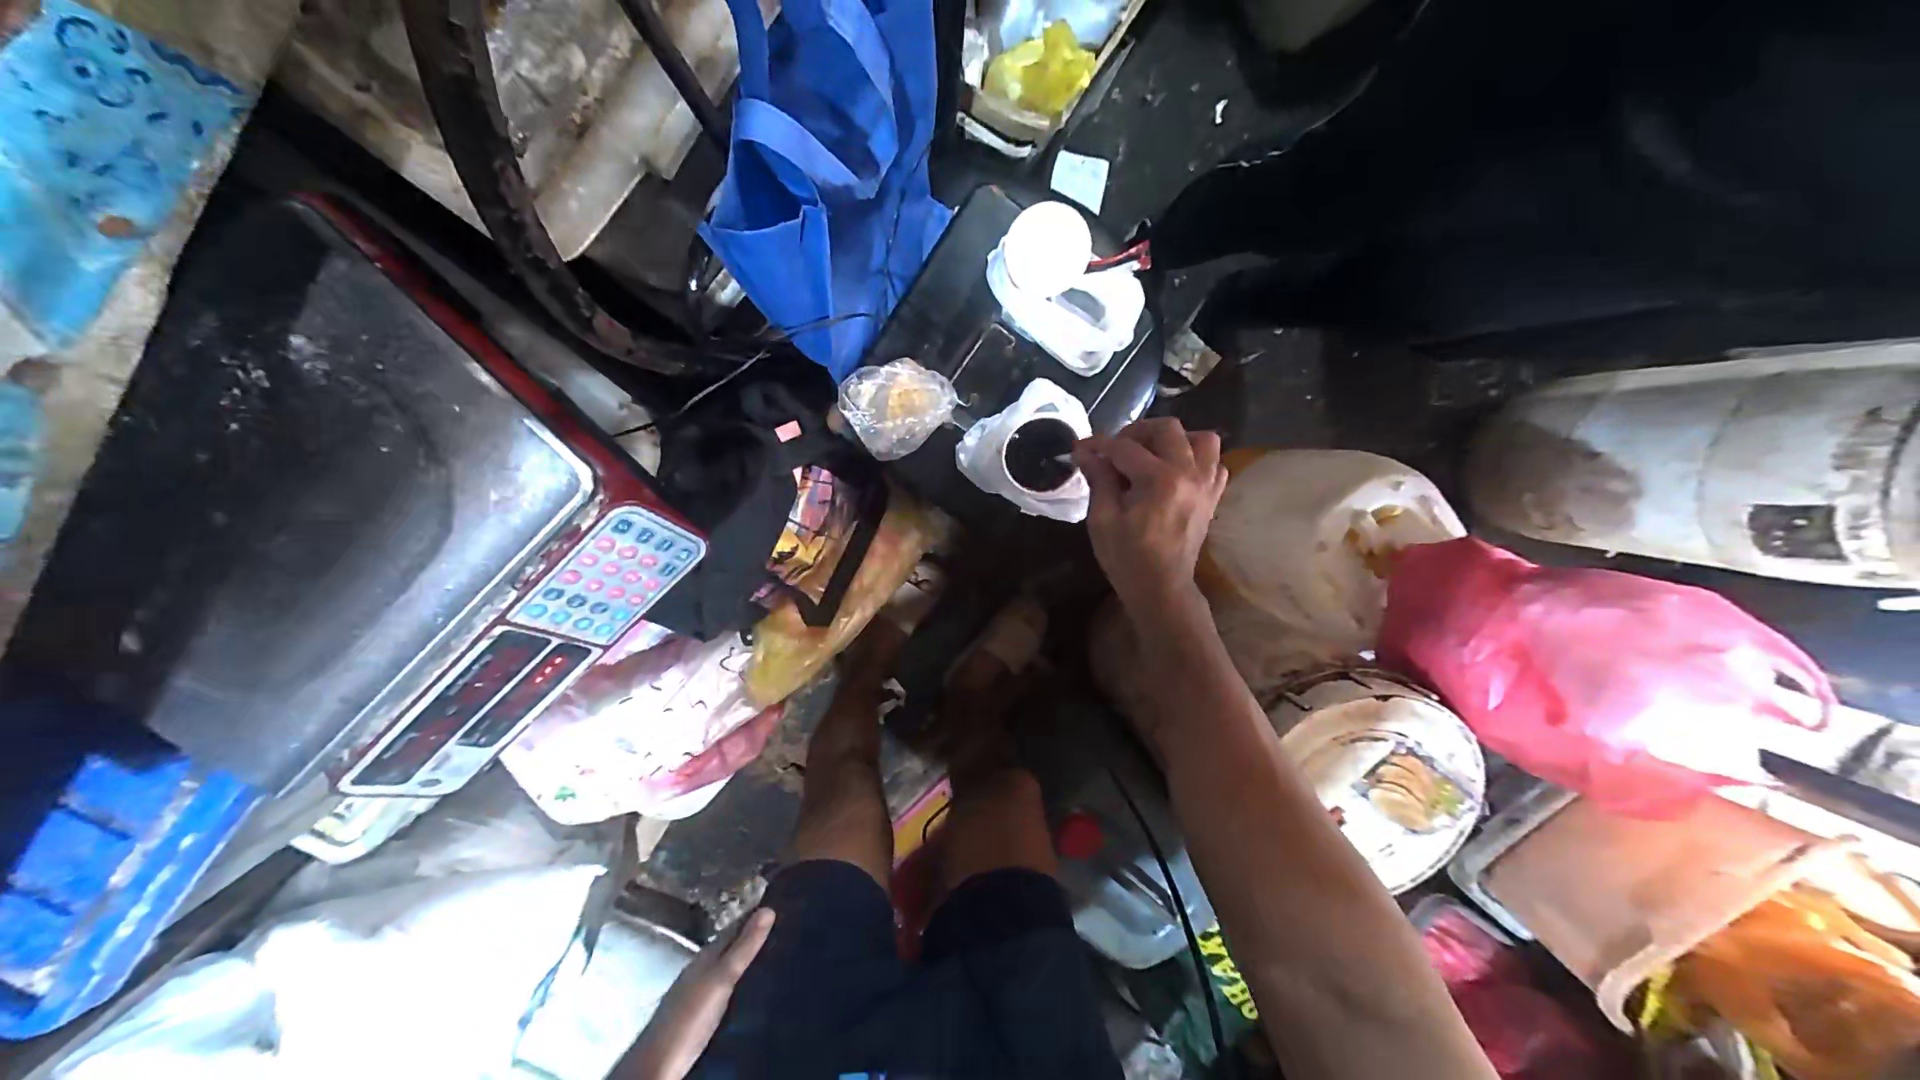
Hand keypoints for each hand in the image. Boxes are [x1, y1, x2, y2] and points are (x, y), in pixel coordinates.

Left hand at [615, 907, 775, 1079]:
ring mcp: (699, 995)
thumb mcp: (721, 978)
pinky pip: (729, 992)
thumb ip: (743, 948)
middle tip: (786, 932)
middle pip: (732, 948)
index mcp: (706, 956)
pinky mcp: (701, 1018)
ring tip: (779, 960)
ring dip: (749, 964)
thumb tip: (768, 909)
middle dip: (755, 939)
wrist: (657, 1065)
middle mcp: (701, 970)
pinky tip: (755, 994)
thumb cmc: (689, 1016)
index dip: (755, 916)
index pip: (735, 927)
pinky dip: (743, 987)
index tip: (781, 906)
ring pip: (729, 971)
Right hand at [1073, 418, 1227, 617]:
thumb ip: (1098, 479)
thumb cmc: (1127, 557)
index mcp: (1160, 480)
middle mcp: (1189, 474)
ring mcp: (1206, 484)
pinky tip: (1175, 472)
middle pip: (1167, 429)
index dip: (1099, 444)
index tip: (1081, 447)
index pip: (1125, 447)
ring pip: (1201, 439)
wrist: (1161, 588)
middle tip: (1116, 450)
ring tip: (1152, 455)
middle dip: (1136, 432)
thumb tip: (1085, 452)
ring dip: (1174, 440)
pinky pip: (1214, 463)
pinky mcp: (1213, 496)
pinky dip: (1196, 459)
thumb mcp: (1103, 519)